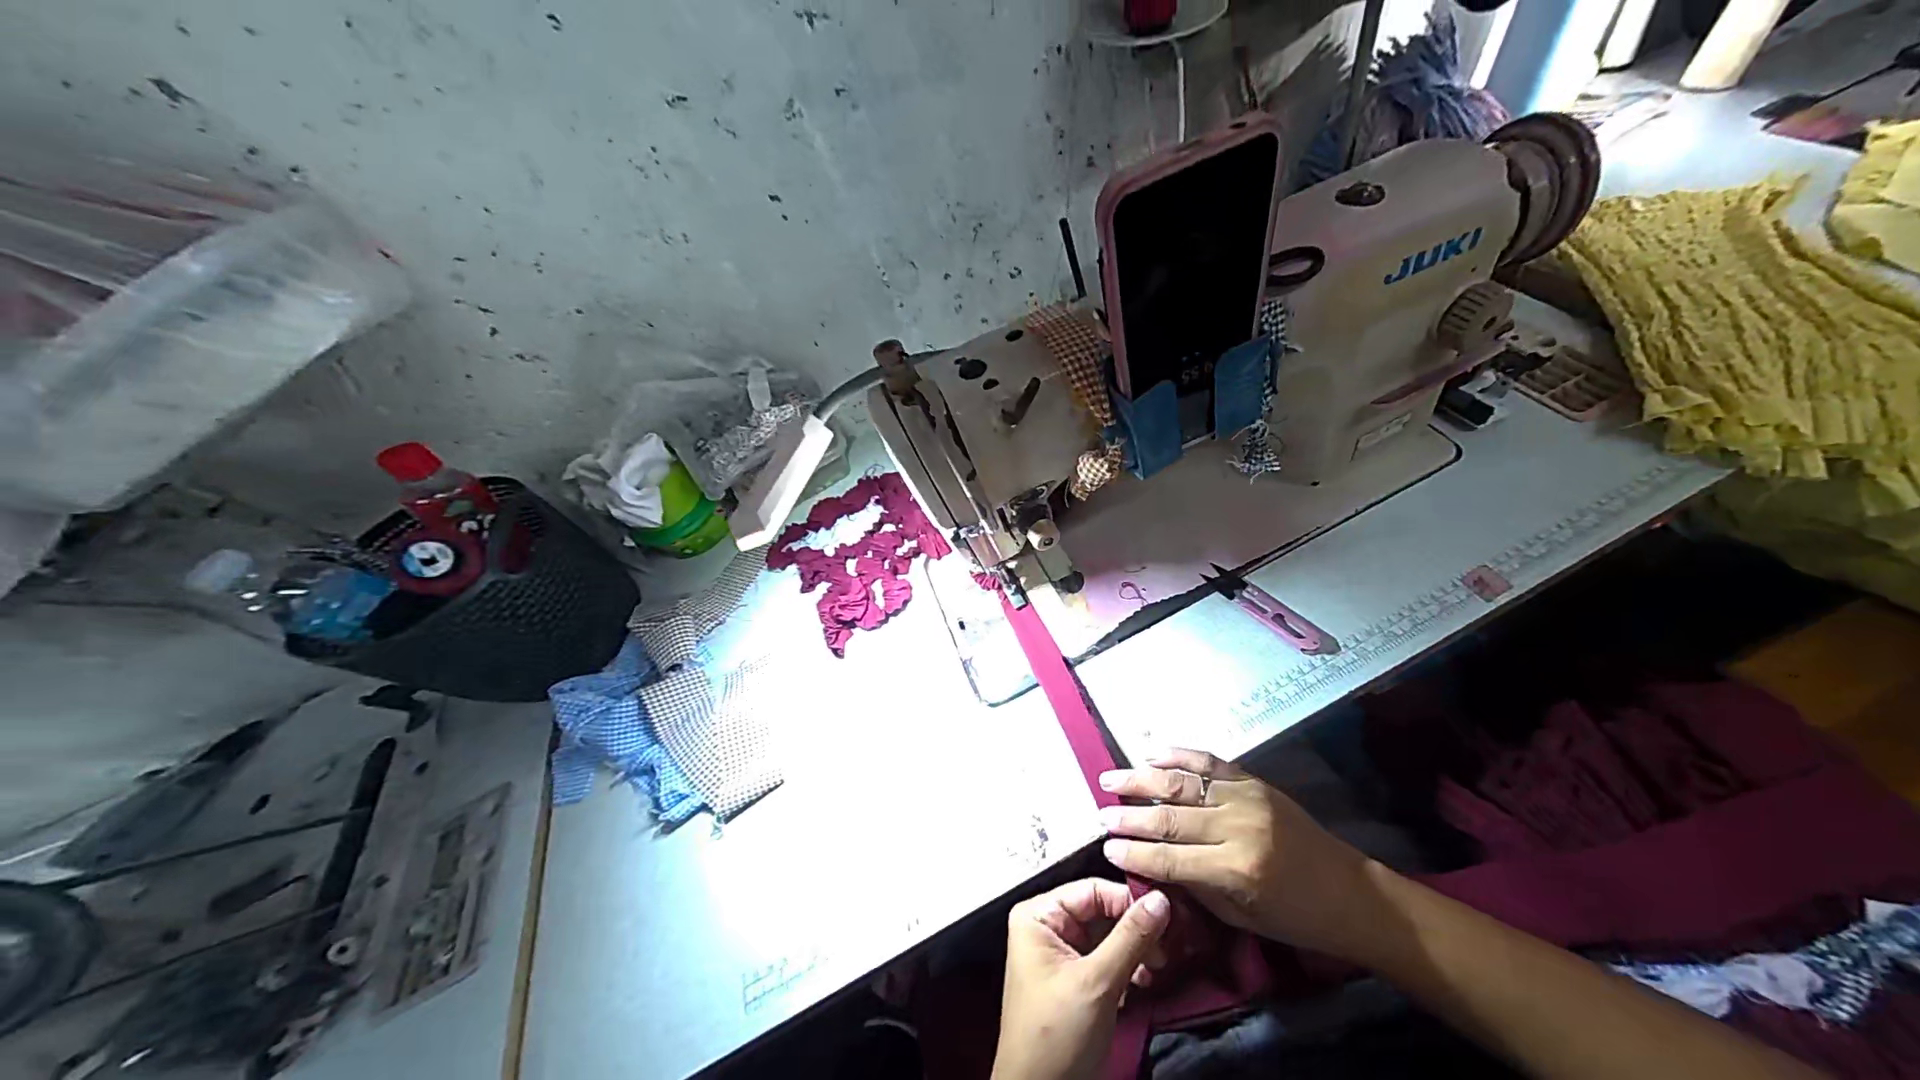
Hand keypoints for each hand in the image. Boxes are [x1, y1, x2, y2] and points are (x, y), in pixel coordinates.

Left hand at [991, 878, 1170, 1079]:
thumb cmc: (1053, 1037)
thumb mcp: (1097, 982)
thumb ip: (1130, 937)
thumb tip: (1159, 900)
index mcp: (1039, 915)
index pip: (1091, 889)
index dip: (1129, 899)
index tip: (1169, 912)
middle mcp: (1048, 926)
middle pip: (1102, 910)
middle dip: (1137, 927)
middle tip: (1172, 942)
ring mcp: (1062, 953)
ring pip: (1109, 935)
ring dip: (1137, 948)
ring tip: (1162, 964)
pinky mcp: (1077, 978)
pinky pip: (1108, 958)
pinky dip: (1130, 967)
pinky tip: (1148, 979)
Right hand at [1097, 749, 1384, 962]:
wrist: (1351, 893)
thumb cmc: (1295, 917)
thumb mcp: (1239, 915)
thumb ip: (1194, 884)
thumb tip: (1149, 861)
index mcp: (1236, 869)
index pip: (1169, 858)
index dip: (1133, 852)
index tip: (1105, 847)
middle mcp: (1238, 827)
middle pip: (1170, 817)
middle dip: (1129, 816)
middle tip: (1100, 813)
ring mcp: (1247, 798)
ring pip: (1183, 783)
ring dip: (1142, 779)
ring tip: (1111, 779)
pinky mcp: (1256, 782)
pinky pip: (1210, 762)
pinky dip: (1178, 755)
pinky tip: (1152, 754)